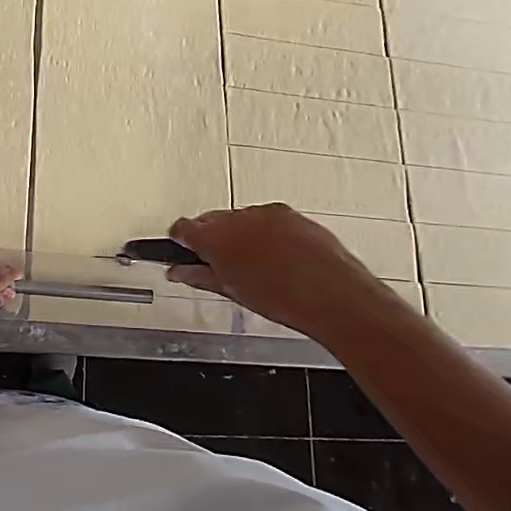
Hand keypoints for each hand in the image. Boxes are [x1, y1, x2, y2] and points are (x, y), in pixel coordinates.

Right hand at [166, 203, 419, 343]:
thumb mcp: (231, 291)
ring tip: (253, 267)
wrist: (332, 294)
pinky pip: (267, 219)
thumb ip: (200, 276)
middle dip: (210, 238)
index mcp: (216, 236)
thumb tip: (181, 271)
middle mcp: (239, 218)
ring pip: (240, 219)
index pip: (183, 228)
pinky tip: (276, 259)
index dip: (179, 240)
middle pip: (211, 221)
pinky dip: (266, 234)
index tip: (180, 248)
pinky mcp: (290, 214)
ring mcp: (266, 213)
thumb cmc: (285, 298)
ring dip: (240, 236)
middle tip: (215, 264)